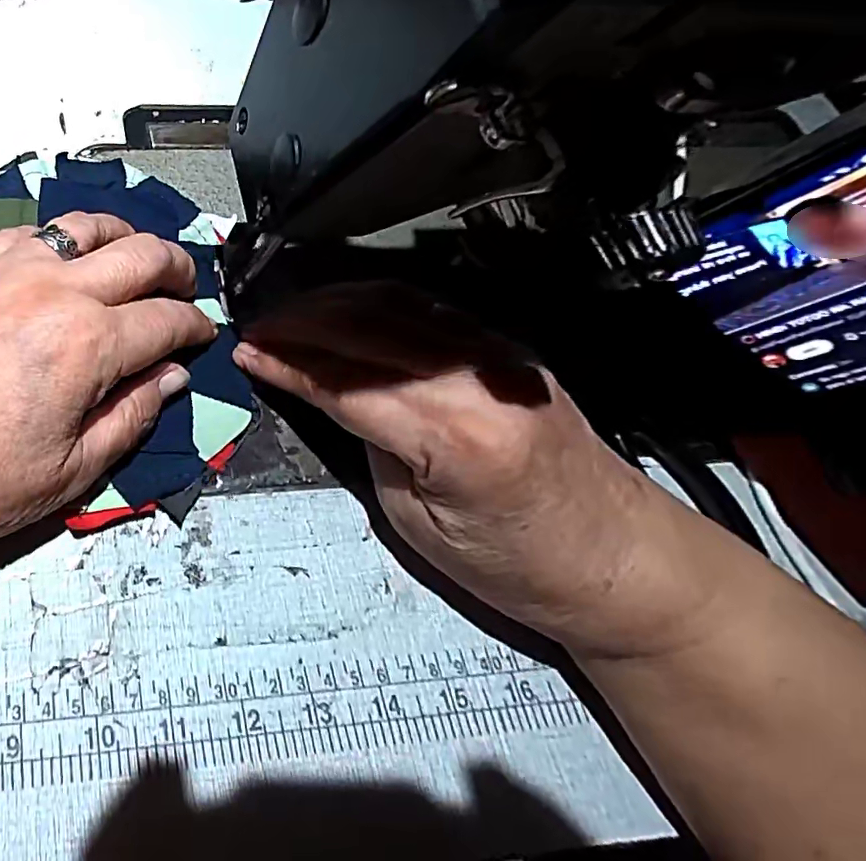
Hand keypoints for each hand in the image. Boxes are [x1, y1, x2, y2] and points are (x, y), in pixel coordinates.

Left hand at [0, 213, 215, 571]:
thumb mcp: (69, 471)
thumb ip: (132, 414)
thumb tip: (168, 377)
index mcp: (87, 344)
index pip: (167, 320)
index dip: (195, 327)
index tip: (201, 336)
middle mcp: (55, 291)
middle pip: (144, 256)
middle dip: (178, 270)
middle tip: (186, 290)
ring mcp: (8, 270)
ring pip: (90, 225)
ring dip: (128, 239)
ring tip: (138, 259)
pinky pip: (34, 231)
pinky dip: (66, 238)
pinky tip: (68, 259)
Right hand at [234, 282, 720, 659]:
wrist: (616, 559)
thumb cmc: (515, 565)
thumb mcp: (417, 522)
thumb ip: (372, 444)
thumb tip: (333, 394)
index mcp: (451, 435)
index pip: (345, 381)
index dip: (288, 363)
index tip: (248, 350)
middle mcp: (476, 379)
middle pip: (366, 327)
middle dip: (301, 320)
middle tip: (258, 324)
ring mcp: (498, 357)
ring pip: (397, 305)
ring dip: (335, 301)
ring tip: (291, 312)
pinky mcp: (508, 352)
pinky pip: (429, 312)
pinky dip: (378, 303)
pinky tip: (349, 308)